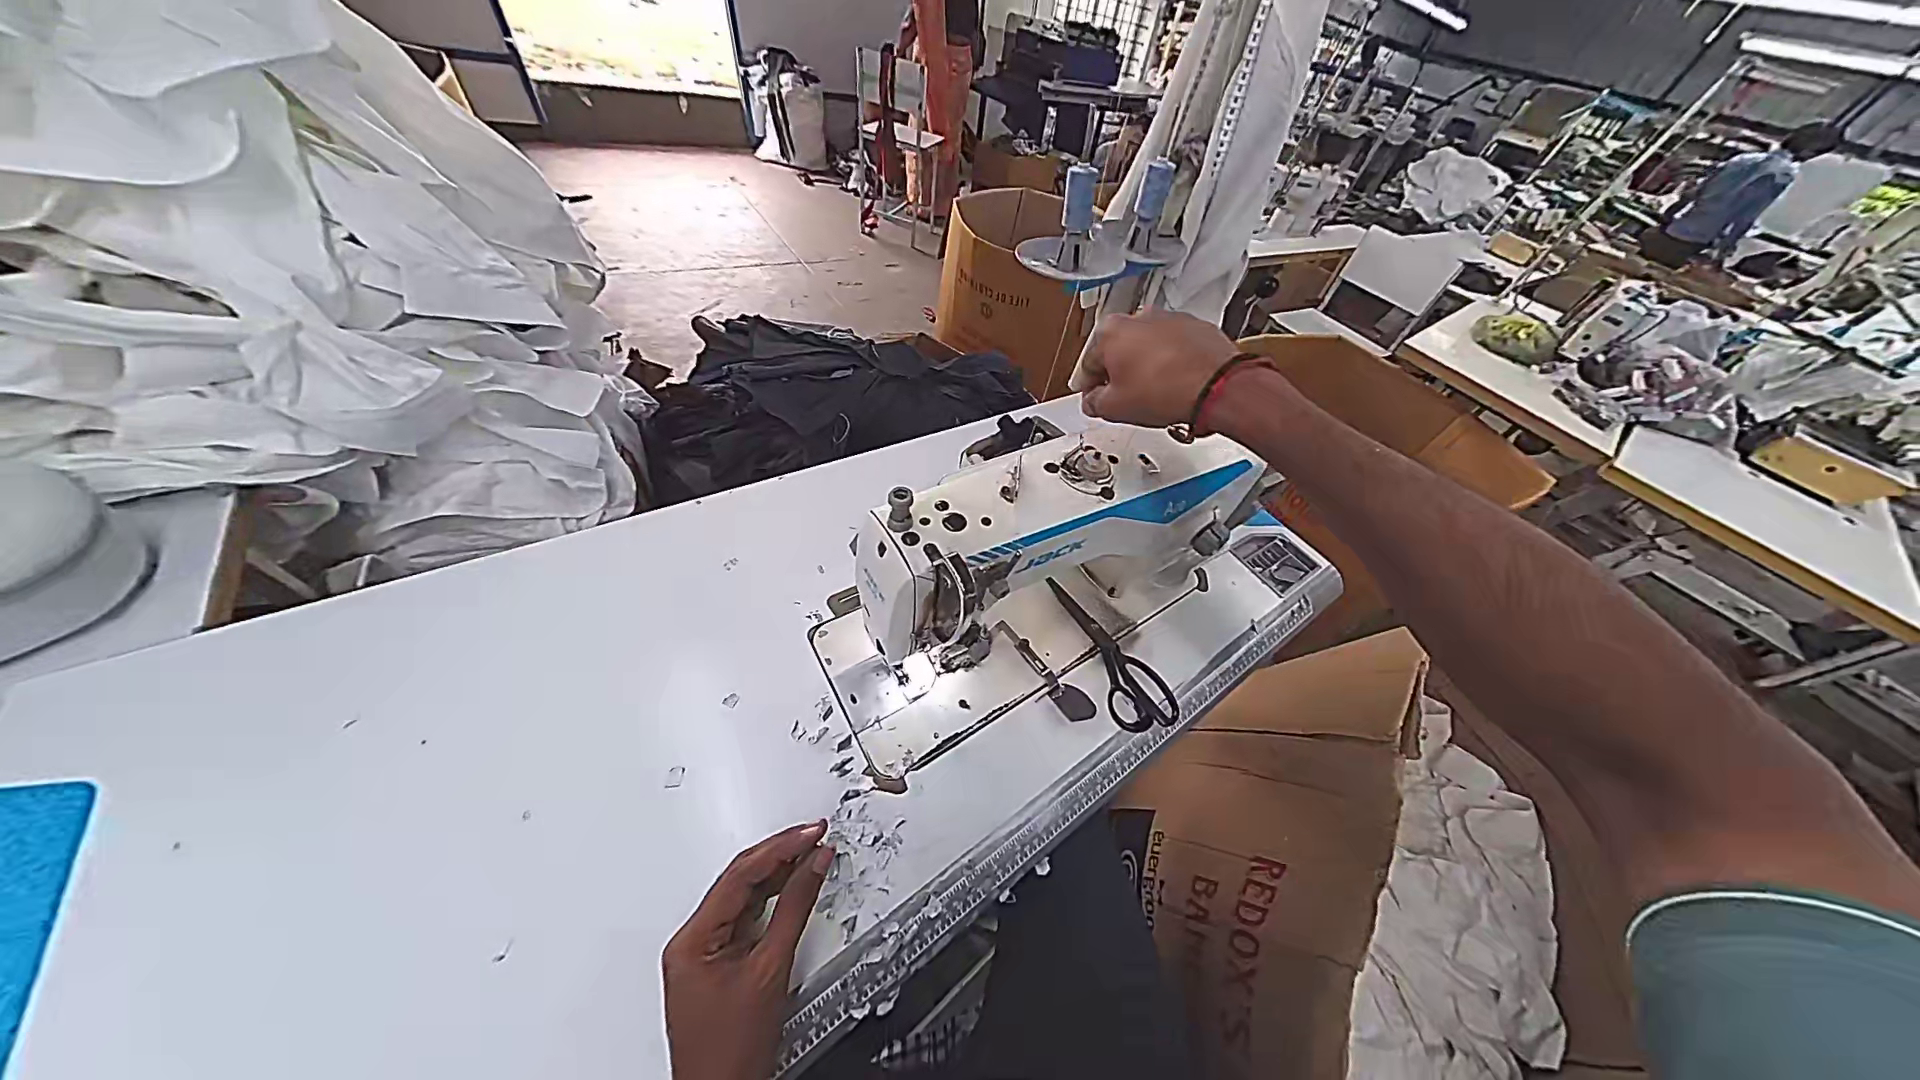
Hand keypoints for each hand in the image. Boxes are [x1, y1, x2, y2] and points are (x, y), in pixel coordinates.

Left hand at [664, 821, 833, 1079]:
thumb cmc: (732, 1052)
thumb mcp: (771, 968)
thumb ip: (795, 907)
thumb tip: (813, 865)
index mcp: (693, 939)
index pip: (740, 874)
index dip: (780, 847)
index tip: (810, 833)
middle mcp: (694, 940)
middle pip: (740, 879)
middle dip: (781, 853)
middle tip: (814, 834)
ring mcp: (707, 950)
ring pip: (746, 894)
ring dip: (780, 872)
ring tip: (812, 851)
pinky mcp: (722, 960)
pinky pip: (750, 914)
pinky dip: (776, 897)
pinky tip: (797, 884)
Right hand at [1073, 309, 1239, 427]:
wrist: (1216, 386)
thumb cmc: (1168, 390)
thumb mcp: (1114, 408)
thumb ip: (1094, 402)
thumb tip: (1094, 401)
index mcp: (1110, 332)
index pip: (1088, 364)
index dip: (1089, 388)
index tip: (1093, 399)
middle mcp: (1138, 318)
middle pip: (1118, 351)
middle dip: (1118, 374)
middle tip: (1123, 399)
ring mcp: (1168, 320)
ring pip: (1145, 347)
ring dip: (1145, 367)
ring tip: (1152, 394)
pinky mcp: (1194, 327)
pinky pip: (1172, 347)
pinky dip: (1170, 363)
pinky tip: (1173, 385)